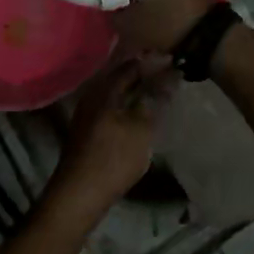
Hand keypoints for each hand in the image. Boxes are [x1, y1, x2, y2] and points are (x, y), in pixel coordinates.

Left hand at [49, 61, 171, 211]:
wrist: (80, 191)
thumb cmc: (113, 157)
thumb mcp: (141, 127)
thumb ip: (154, 99)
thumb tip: (168, 74)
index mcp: (104, 89)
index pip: (131, 65)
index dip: (152, 62)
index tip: (173, 61)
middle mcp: (92, 95)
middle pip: (121, 78)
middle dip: (144, 76)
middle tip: (169, 77)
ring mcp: (88, 112)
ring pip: (116, 94)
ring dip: (136, 92)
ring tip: (160, 95)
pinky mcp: (88, 130)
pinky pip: (112, 108)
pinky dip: (128, 106)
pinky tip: (141, 114)